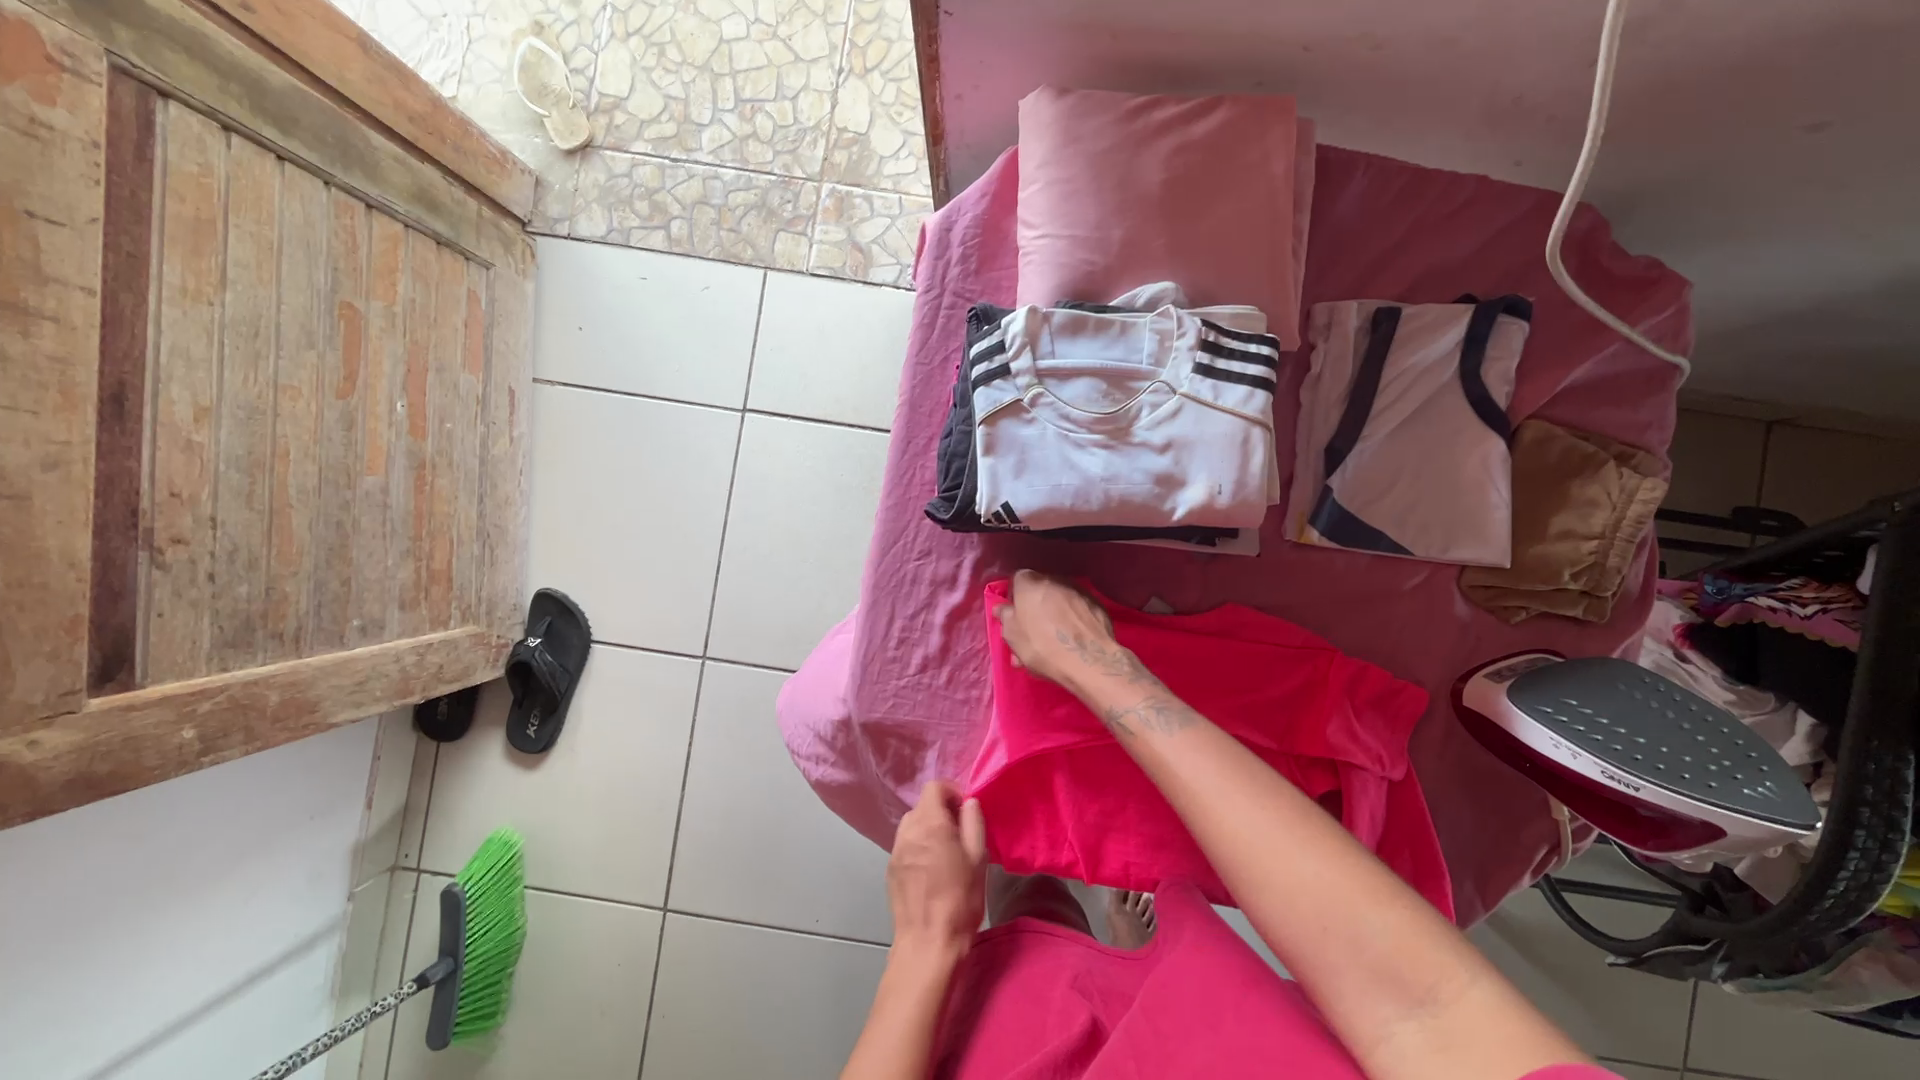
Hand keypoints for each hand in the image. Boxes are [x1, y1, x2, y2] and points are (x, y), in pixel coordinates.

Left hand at [887, 781, 986, 963]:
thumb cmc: (960, 899)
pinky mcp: (890, 870)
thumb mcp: (978, 858)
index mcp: (929, 823)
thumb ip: (974, 823)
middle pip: (923, 806)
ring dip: (929, 831)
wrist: (928, 943)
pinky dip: (919, 848)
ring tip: (947, 854)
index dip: (953, 792)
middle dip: (942, 813)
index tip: (967, 812)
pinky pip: (906, 846)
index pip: (934, 787)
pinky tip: (932, 872)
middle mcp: (907, 831)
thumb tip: (969, 803)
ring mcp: (895, 851)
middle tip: (961, 836)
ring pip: (913, 826)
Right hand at [992, 569, 1129, 692]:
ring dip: (1055, 613)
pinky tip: (1074, 638)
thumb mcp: (1013, 636)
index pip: (1017, 579)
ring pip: (1060, 600)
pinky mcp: (1097, 604)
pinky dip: (1074, 618)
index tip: (1016, 615)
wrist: (1089, 660)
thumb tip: (1003, 608)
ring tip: (1055, 638)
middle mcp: (1055, 580)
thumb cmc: (1042, 647)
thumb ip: (1006, 618)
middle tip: (1034, 630)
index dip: (1015, 596)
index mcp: (1030, 584)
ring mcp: (1079, 591)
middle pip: (1040, 590)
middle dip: (1035, 606)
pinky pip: (1078, 609)